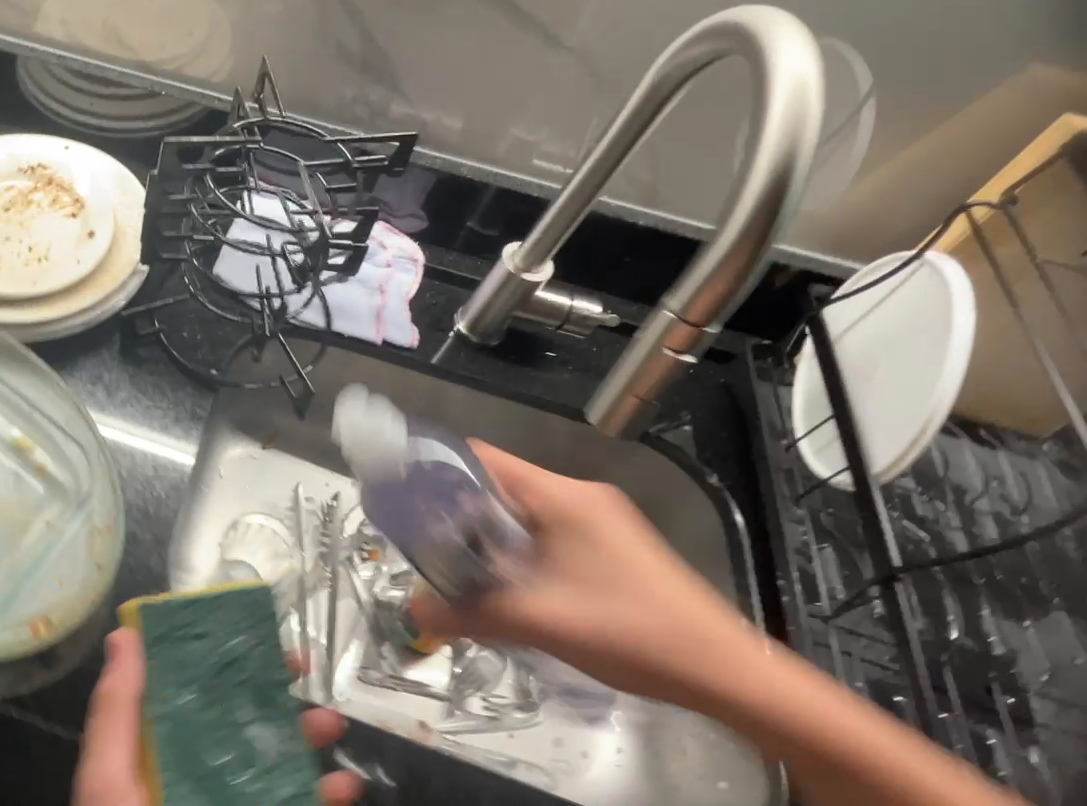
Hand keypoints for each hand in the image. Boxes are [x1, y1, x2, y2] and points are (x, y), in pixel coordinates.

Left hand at [72, 629, 362, 805]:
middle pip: (237, 723)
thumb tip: (123, 634)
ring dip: (305, 738)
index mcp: (153, 756)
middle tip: (301, 665)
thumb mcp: (108, 779)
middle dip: (270, 691)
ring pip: (275, 765)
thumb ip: (116, 710)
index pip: (185, 694)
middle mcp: (194, 778)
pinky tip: (345, 786)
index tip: (248, 630)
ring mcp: (234, 803)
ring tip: (329, 721)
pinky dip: (326, 796)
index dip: (214, 659)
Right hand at [409, 442, 764, 709]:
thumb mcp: (538, 621)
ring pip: (520, 513)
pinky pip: (544, 533)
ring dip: (487, 537)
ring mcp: (597, 520)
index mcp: (560, 495)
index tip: (402, 496)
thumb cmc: (631, 631)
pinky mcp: (609, 545)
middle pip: (496, 485)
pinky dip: (516, 551)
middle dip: (456, 513)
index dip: (435, 469)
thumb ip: (468, 612)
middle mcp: (577, 495)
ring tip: (456, 569)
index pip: (480, 457)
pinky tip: (507, 586)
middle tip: (423, 544)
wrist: (726, 671)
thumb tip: (413, 612)